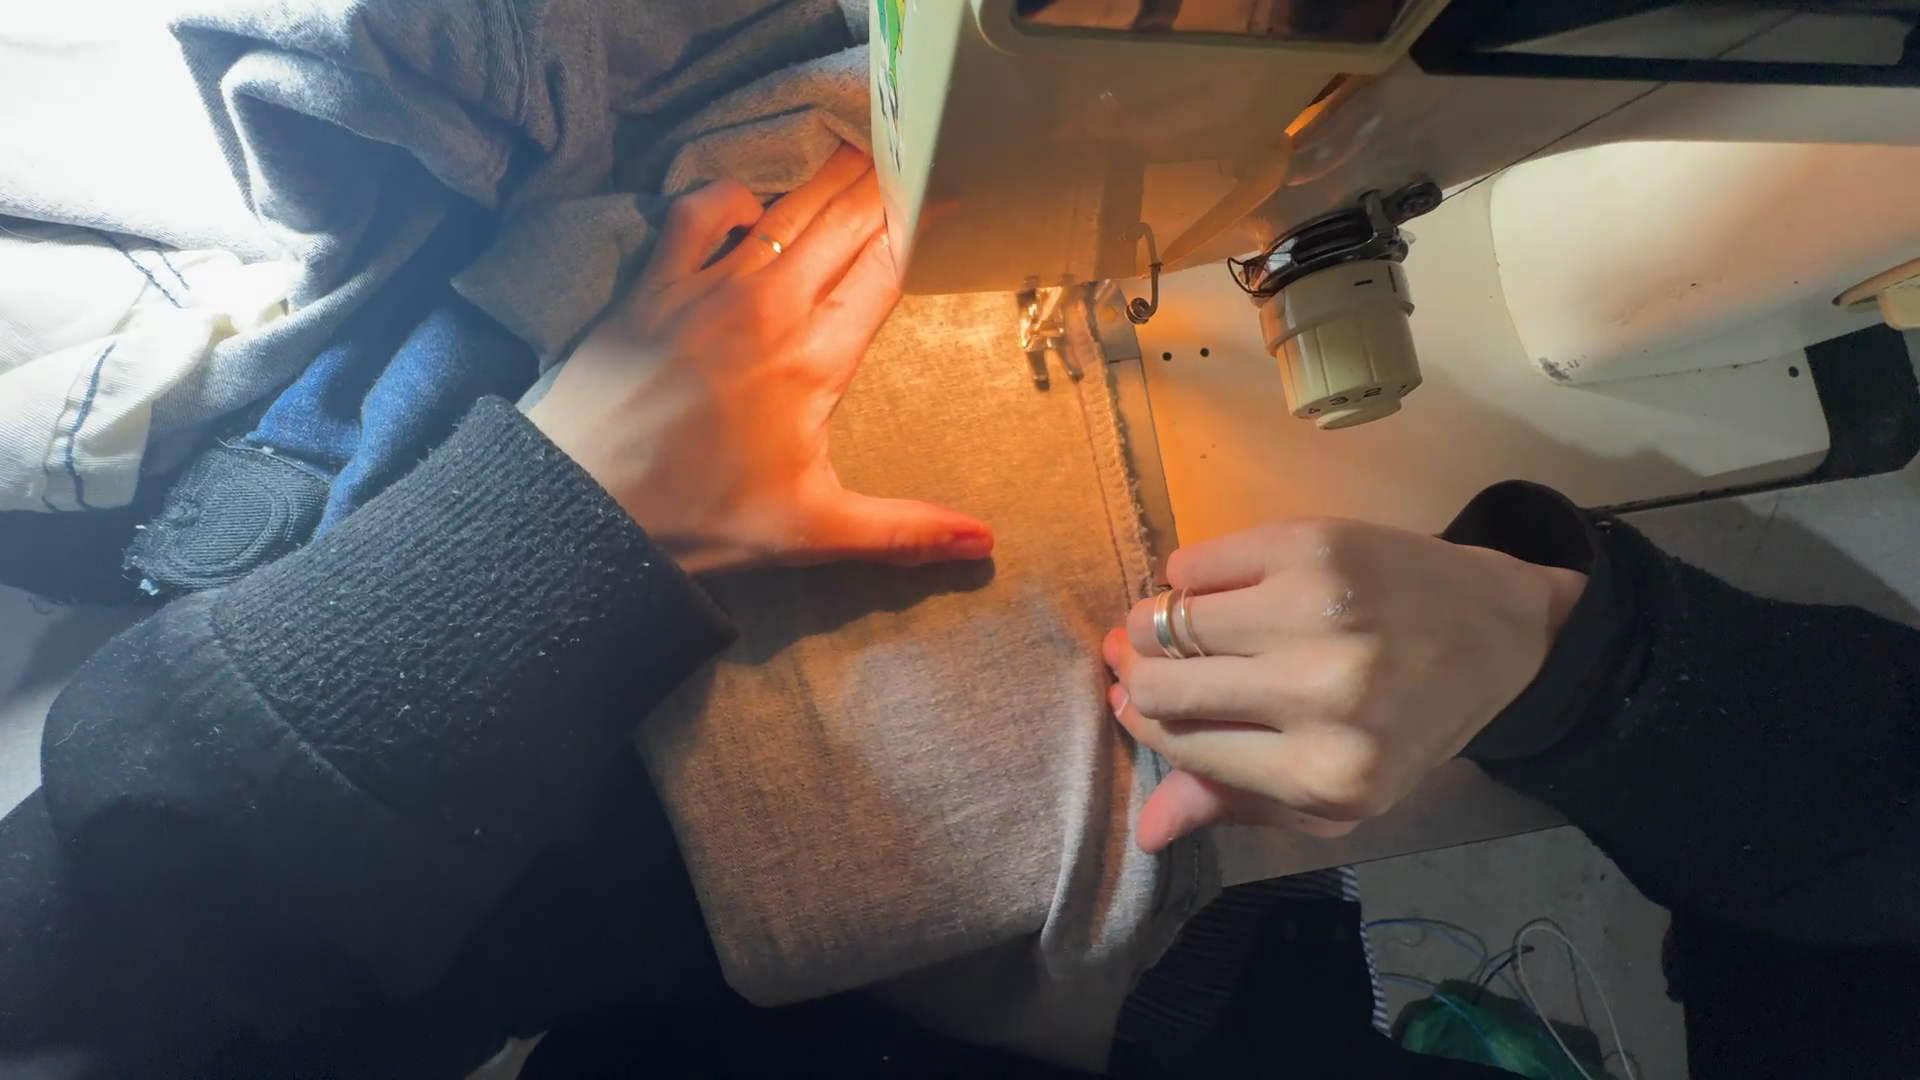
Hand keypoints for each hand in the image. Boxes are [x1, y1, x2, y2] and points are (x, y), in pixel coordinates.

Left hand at [529, 145, 993, 573]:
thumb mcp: (815, 530)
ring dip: (826, 182)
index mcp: (815, 361)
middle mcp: (768, 308)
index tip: (943, 191)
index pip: (883, 269)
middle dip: (882, 187)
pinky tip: (751, 206)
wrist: (583, 504)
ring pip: (784, 213)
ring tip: (858, 155)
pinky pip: (695, 213)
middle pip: (841, 226)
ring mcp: (706, 288)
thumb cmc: (702, 516)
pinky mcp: (654, 286)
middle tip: (910, 155)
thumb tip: (983, 543)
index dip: (918, 224)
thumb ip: (904, 530)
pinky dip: (730, 198)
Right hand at [1103, 518, 1585, 852]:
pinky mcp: (1310, 545)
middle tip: (1143, 654)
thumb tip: (1144, 831)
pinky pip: (1191, 562)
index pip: (1174, 738)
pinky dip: (1187, 576)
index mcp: (1322, 775)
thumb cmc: (1406, 722)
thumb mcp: (1330, 791)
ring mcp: (1314, 612)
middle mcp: (1318, 695)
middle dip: (1136, 666)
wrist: (1501, 635)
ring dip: (1155, 619)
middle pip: (1158, 681)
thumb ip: (1233, 803)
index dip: (1139, 713)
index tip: (1133, 694)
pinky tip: (1216, 586)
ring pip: (1166, 616)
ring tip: (1180, 621)